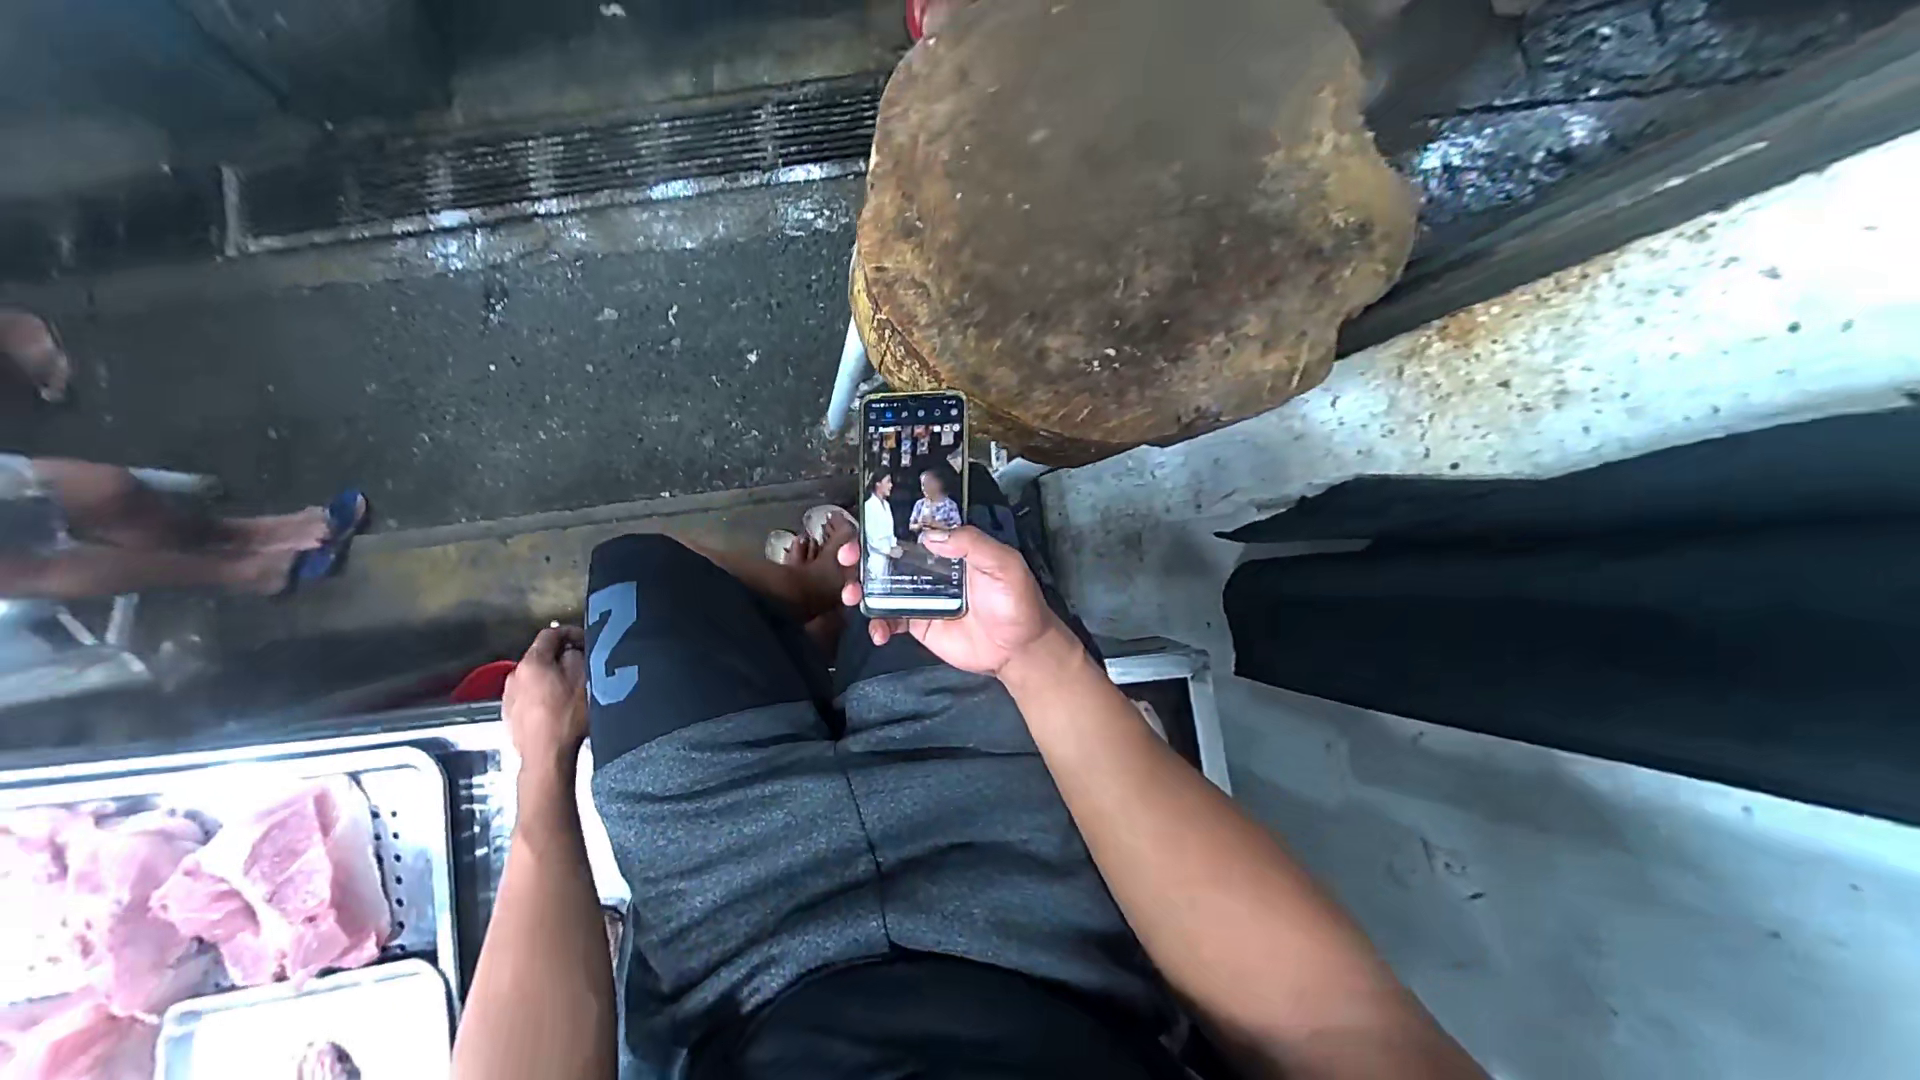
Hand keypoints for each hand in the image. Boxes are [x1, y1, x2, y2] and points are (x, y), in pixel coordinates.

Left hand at [503, 626, 587, 773]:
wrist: (546, 757)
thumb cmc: (568, 716)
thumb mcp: (584, 679)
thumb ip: (577, 655)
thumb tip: (571, 650)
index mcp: (532, 662)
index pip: (551, 633)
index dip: (572, 633)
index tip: (588, 642)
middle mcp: (514, 675)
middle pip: (541, 655)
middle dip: (562, 656)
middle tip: (584, 665)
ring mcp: (508, 696)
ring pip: (534, 676)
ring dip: (551, 676)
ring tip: (571, 688)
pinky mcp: (509, 714)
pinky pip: (528, 694)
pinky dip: (542, 694)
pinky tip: (557, 707)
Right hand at [839, 526, 1073, 677]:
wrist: (1019, 649)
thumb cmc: (1017, 601)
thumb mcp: (1002, 564)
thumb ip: (972, 544)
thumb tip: (931, 536)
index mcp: (949, 549)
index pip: (911, 530)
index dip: (884, 527)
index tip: (864, 529)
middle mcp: (930, 569)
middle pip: (886, 556)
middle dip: (860, 555)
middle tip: (847, 560)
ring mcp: (920, 596)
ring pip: (881, 587)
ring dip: (860, 588)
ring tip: (852, 595)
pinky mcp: (919, 624)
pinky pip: (890, 621)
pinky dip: (877, 625)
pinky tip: (878, 632)